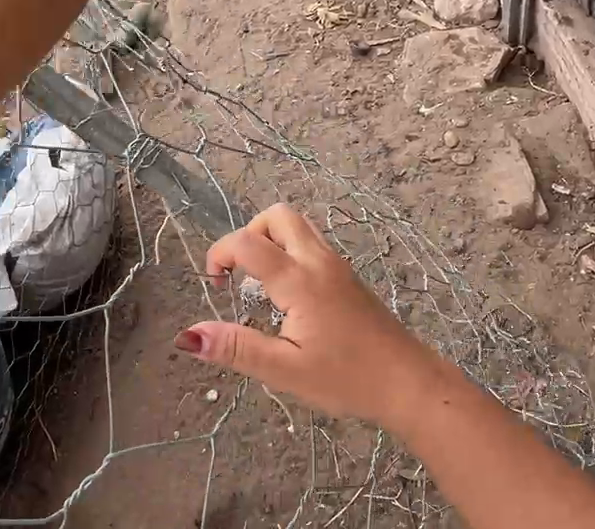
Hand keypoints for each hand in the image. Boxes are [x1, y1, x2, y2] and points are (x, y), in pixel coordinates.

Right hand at [177, 205, 452, 428]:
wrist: (406, 380)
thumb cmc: (346, 378)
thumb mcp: (284, 371)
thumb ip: (236, 348)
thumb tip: (188, 335)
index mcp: (299, 280)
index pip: (248, 242)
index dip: (220, 253)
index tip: (214, 285)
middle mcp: (318, 260)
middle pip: (277, 215)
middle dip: (248, 233)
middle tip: (239, 275)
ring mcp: (336, 263)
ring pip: (298, 224)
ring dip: (270, 239)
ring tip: (260, 284)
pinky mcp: (346, 274)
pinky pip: (311, 242)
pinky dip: (289, 250)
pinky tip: (288, 294)